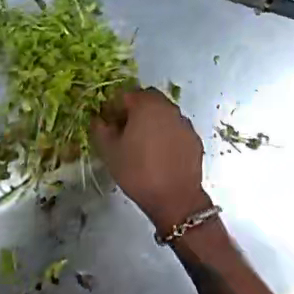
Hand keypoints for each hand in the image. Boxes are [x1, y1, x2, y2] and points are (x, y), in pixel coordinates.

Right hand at [92, 86, 209, 234]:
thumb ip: (100, 128)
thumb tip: (98, 119)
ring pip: (163, 113)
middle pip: (147, 100)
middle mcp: (168, 107)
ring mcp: (184, 122)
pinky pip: (176, 129)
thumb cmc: (138, 172)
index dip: (114, 108)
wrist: (175, 199)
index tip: (109, 124)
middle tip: (126, 132)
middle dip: (135, 111)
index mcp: (146, 105)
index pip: (125, 95)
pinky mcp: (194, 138)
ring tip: (144, 145)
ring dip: (153, 122)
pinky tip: (161, 154)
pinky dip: (167, 135)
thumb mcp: (109, 151)